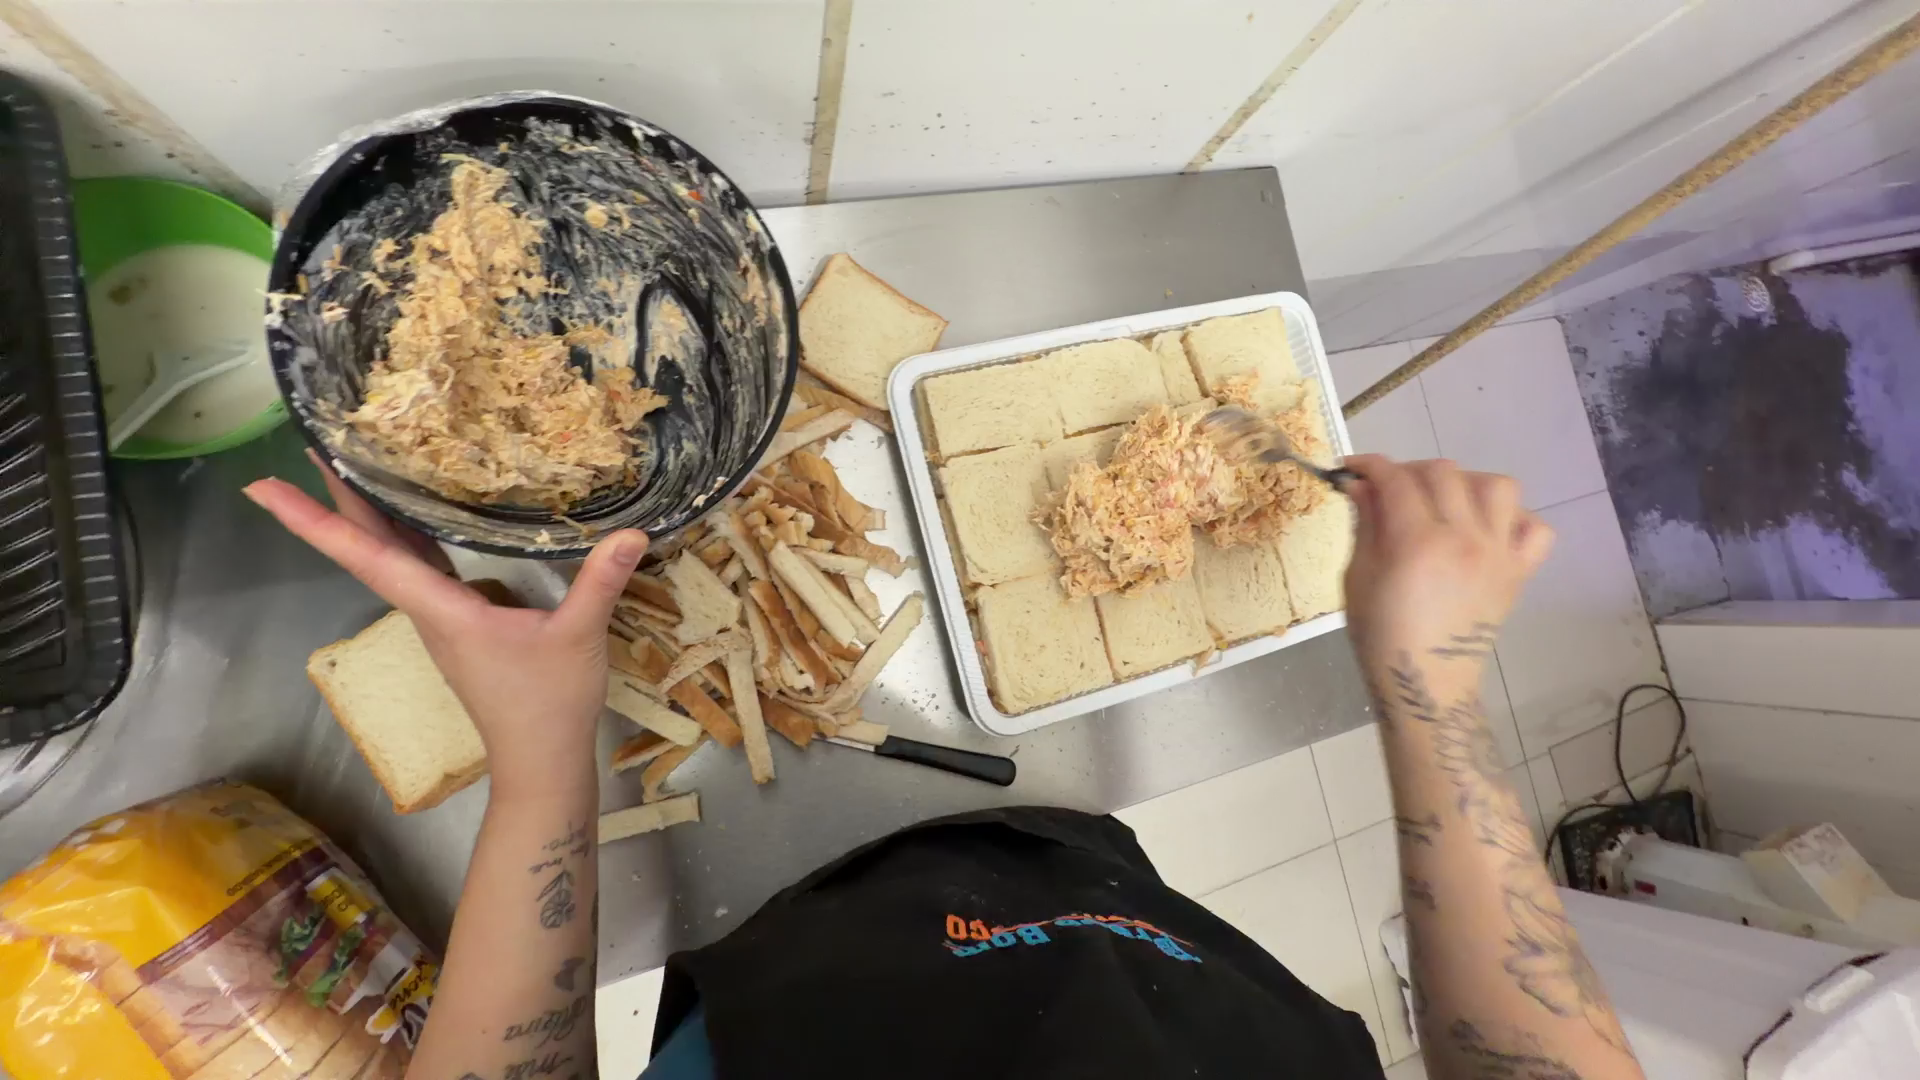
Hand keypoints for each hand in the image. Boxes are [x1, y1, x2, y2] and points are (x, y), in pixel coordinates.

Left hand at [244, 453, 647, 802]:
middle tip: (321, 448)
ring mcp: (446, 624)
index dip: (316, 521)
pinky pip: (426, 575)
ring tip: (363, 474)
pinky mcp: (466, 632)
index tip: (263, 486)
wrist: (540, 757)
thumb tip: (633, 531)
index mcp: (443, 610)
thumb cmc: (548, 700)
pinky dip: (413, 542)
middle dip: (340, 502)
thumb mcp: (579, 635)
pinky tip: (429, 526)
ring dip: (372, 520)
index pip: (369, 557)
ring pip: (396, 563)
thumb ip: (601, 582)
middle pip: (372, 551)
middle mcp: (431, 612)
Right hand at [1340, 455, 1552, 681]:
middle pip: (1444, 473)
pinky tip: (1483, 527)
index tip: (1351, 468)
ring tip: (1441, 499)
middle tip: (1387, 486)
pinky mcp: (1520, 570)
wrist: (1427, 679)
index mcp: (1416, 543)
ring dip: (1463, 482)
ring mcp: (1500, 553)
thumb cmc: (1380, 631)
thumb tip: (1361, 486)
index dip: (1369, 465)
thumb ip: (1365, 525)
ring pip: (1496, 486)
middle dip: (1408, 469)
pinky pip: (1534, 526)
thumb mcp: (1357, 576)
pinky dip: (1512, 517)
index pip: (1395, 481)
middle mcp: (1465, 538)